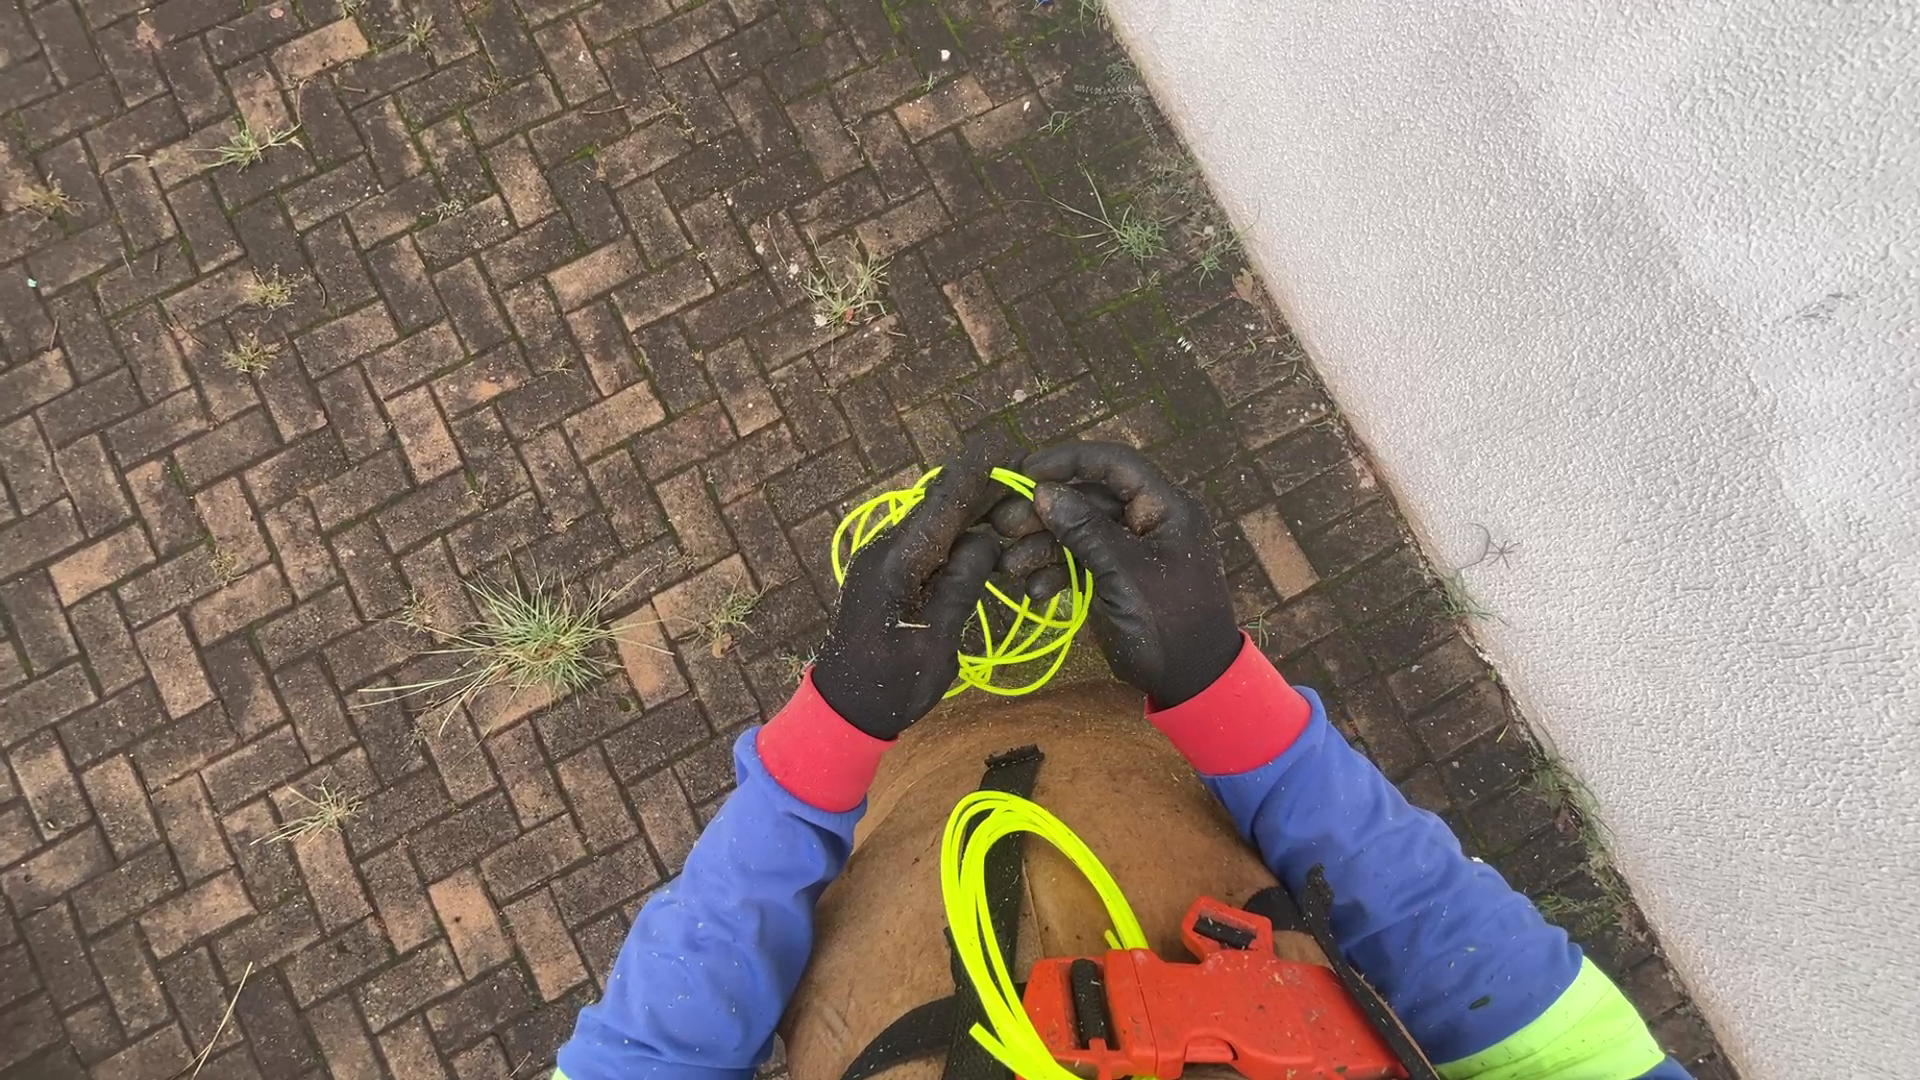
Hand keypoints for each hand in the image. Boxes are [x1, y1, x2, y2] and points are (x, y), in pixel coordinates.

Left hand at [812, 445, 1001, 738]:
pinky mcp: (889, 571)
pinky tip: (983, 527)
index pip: (939, 509)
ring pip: (932, 520)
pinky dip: (956, 529)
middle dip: (977, 484)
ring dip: (969, 506)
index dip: (972, 476)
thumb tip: (984, 540)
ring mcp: (885, 559)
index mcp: (895, 567)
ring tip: (1010, 492)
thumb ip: (958, 589)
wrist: (844, 706)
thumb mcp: (933, 644)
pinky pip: (927, 539)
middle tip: (1019, 465)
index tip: (999, 445)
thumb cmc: (890, 685)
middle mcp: (886, 552)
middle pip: (936, 506)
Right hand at [992, 441, 1241, 707]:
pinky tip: (1033, 590)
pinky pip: (1078, 561)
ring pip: (1076, 531)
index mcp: (1163, 507)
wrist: (1190, 682)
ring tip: (1007, 562)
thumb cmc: (1167, 623)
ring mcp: (1127, 550)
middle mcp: (1144, 520)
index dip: (1068, 461)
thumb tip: (1045, 491)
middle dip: (1043, 510)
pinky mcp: (1112, 576)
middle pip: (1087, 498)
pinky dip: (1054, 572)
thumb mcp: (1125, 573)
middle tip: (1002, 523)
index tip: (1025, 471)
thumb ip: (1085, 529)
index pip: (1113, 464)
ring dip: (1041, 544)